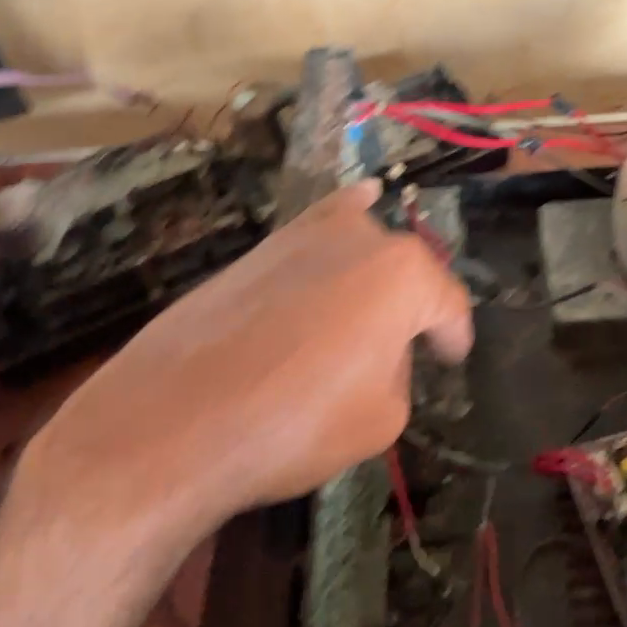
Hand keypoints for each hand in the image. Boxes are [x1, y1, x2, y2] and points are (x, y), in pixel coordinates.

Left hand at [14, 177, 474, 538]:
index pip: (448, 305)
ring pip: (359, 247)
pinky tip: (357, 204)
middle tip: (403, 351)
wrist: (172, 418)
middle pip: (404, 272)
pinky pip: (315, 233)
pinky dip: (338, 227)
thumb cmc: (294, 422)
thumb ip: (397, 371)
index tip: (452, 361)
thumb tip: (377, 352)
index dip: (454, 338)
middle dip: (409, 309)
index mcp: (404, 275)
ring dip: (371, 276)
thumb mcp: (381, 418)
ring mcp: (303, 235)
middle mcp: (360, 237)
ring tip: (376, 303)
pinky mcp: (258, 248)